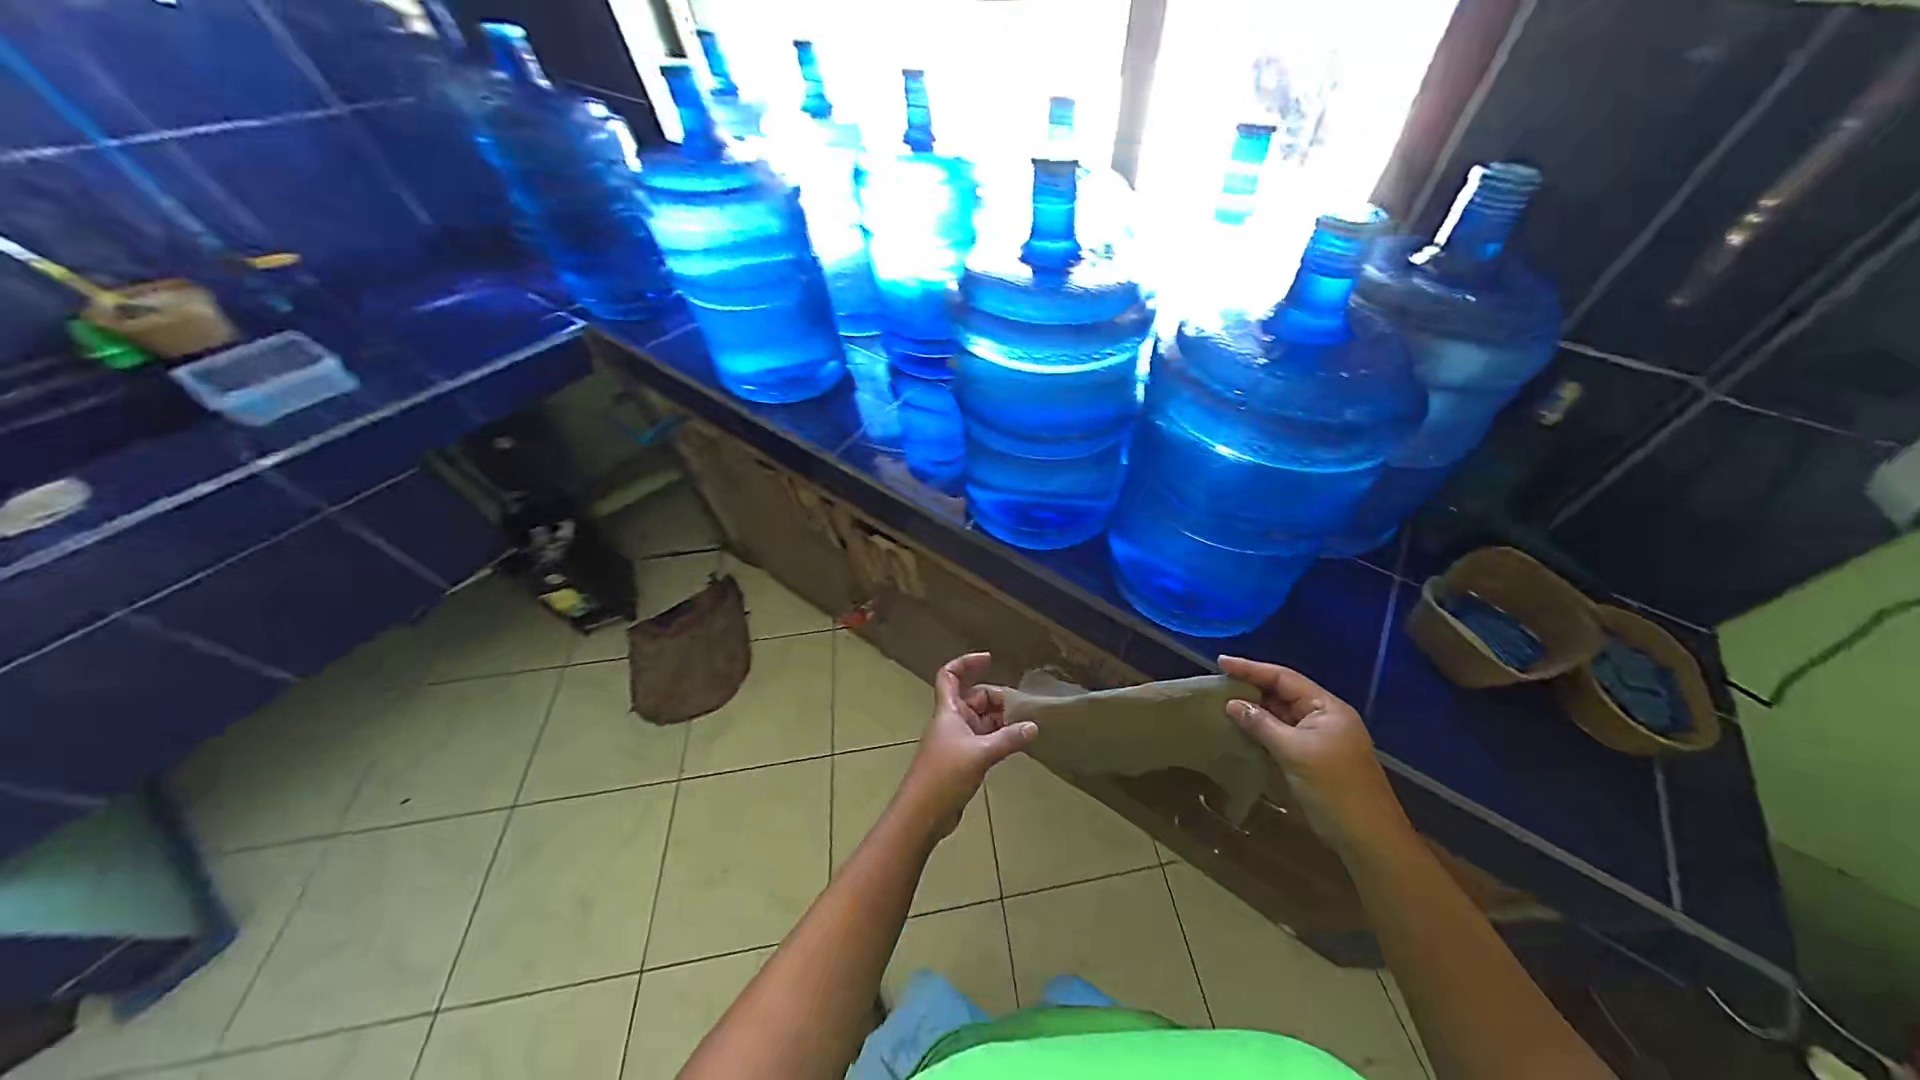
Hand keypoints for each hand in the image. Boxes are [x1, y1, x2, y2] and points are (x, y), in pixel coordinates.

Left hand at [895, 652, 1033, 837]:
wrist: (922, 813)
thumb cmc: (944, 776)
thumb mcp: (980, 754)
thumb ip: (1008, 739)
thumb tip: (1033, 726)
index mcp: (948, 710)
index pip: (950, 675)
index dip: (966, 663)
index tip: (989, 660)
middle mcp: (951, 721)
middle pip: (973, 697)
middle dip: (996, 698)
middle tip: (1021, 708)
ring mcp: (956, 741)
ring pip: (980, 719)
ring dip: (999, 719)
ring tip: (1024, 725)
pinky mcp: (962, 760)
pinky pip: (983, 739)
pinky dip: (998, 737)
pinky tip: (1015, 743)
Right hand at [1218, 655, 1411, 854]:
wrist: (1368, 838)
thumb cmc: (1335, 788)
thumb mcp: (1294, 752)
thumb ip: (1261, 724)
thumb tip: (1232, 704)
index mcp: (1327, 708)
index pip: (1285, 678)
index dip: (1252, 668)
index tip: (1221, 662)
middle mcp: (1324, 718)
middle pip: (1283, 694)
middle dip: (1252, 687)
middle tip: (1218, 683)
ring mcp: (1318, 739)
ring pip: (1281, 715)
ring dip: (1254, 710)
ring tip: (1222, 703)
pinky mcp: (1311, 759)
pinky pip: (1281, 735)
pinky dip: (1261, 730)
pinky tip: (1240, 729)